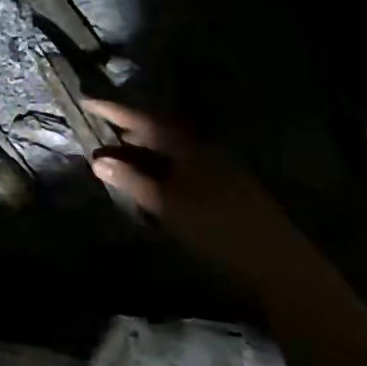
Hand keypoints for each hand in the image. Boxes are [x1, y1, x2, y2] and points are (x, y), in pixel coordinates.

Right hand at [83, 99, 310, 296]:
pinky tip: (147, 182)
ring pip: (169, 151)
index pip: (144, 119)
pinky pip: (180, 167)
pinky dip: (157, 169)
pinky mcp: (222, 188)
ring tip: (114, 159)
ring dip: (141, 152)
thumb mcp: (168, 206)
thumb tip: (97, 159)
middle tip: (97, 133)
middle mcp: (202, 149)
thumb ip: (132, 180)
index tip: (87, 100)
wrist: (279, 264)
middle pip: (158, 132)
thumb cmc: (218, 230)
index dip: (115, 109)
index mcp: (189, 146)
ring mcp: (215, 168)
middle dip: (125, 131)